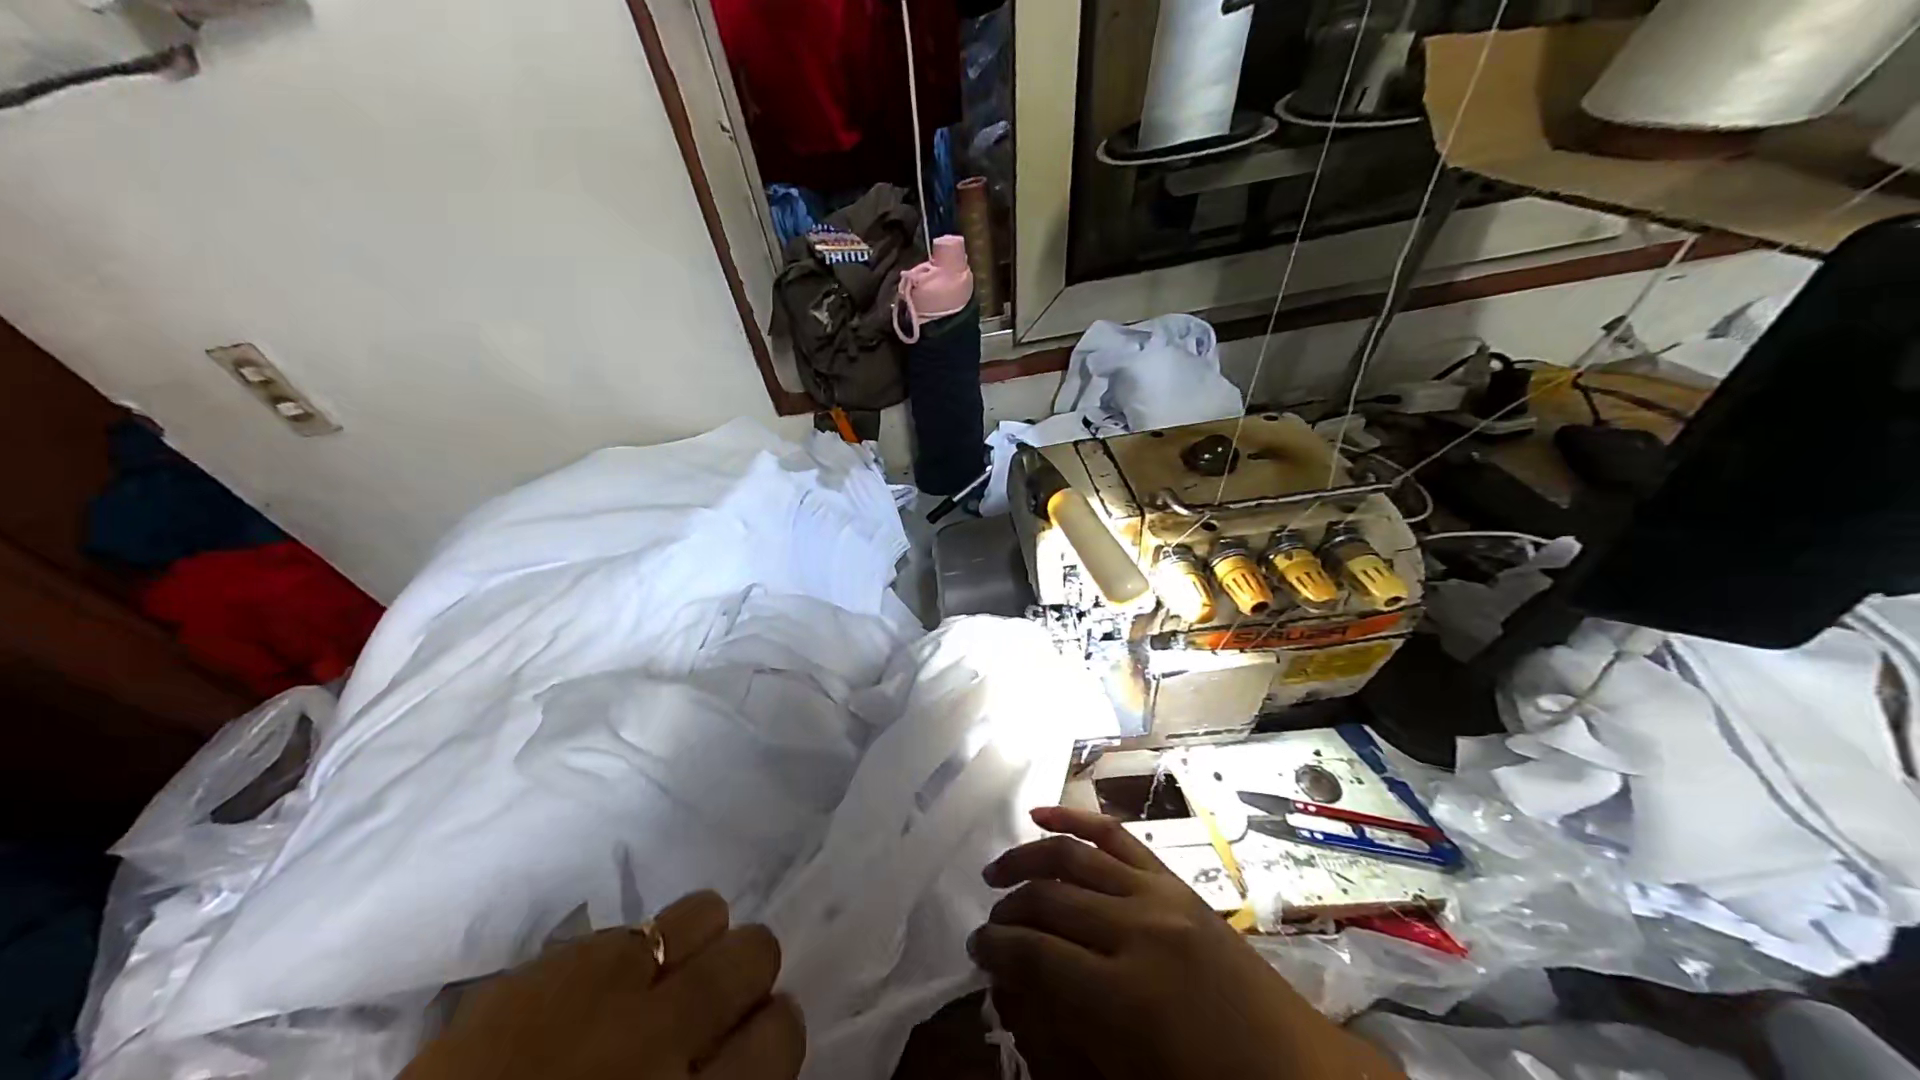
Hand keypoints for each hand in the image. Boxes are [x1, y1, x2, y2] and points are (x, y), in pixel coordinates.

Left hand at [400, 891, 804, 1079]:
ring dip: (698, 940)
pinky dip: (629, 952)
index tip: (754, 1034)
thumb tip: (748, 1039)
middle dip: (746, 970)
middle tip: (716, 1000)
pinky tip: (606, 983)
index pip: (781, 1032)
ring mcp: (603, 992)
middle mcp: (662, 1037)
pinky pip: (626, 928)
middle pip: (753, 953)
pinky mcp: (550, 966)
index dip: (774, 1029)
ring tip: (672, 969)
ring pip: (701, 913)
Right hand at [970, 807, 1403, 1079]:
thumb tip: (1014, 982)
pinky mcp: (1175, 881)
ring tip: (998, 871)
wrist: (1296, 1072)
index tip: (976, 949)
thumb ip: (1063, 1025)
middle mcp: (1135, 930)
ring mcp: (1158, 896)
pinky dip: (1075, 819)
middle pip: (1048, 900)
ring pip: (1073, 857)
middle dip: (1007, 908)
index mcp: (1122, 994)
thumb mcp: (1125, 1075)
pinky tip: (1041, 813)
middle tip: (989, 921)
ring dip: (1028, 858)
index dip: (994, 948)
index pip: (1033, 954)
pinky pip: (1117, 836)